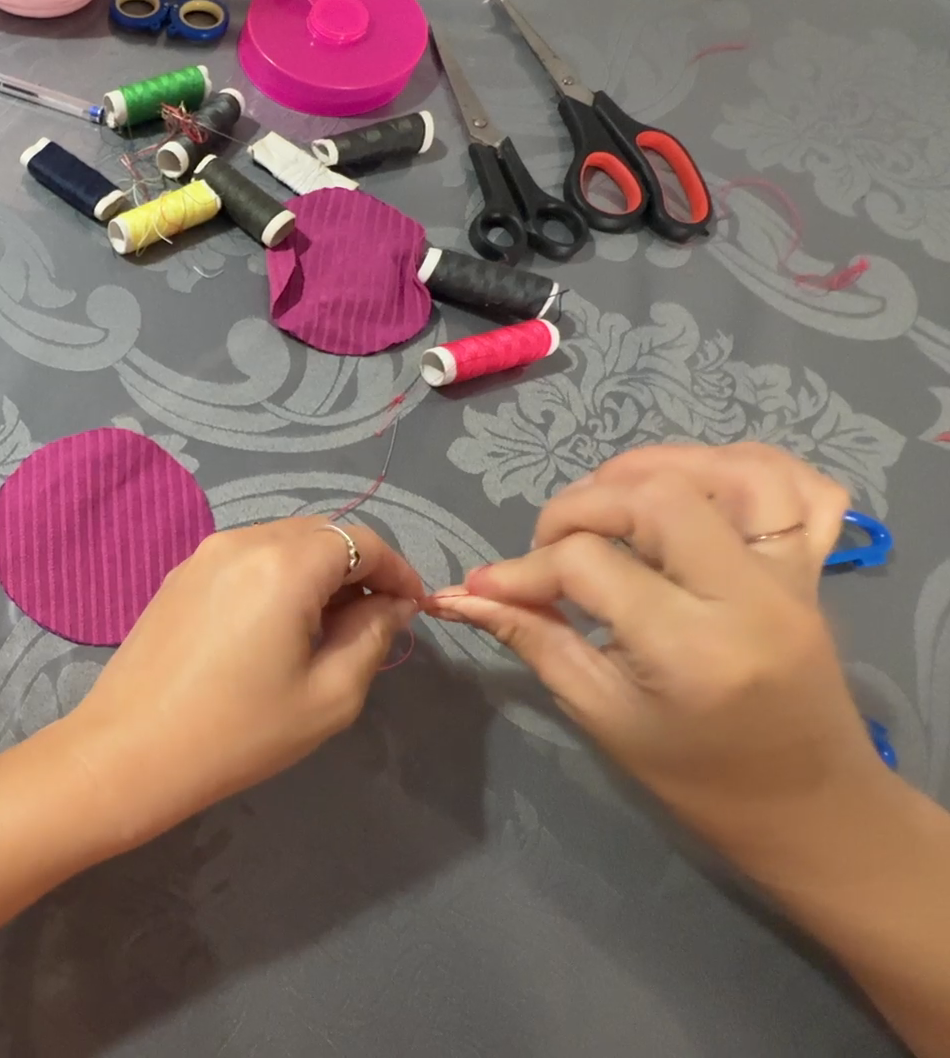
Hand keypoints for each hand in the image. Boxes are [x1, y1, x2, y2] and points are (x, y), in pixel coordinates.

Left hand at [62, 517, 423, 846]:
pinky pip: (240, 560)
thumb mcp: (328, 693)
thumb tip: (390, 602)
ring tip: (325, 625)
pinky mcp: (176, 577)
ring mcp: (199, 557)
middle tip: (372, 618)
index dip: (396, 569)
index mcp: (282, 564)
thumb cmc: (239, 730)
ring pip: (276, 543)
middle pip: (316, 534)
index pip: (359, 541)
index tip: (411, 607)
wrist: (132, 748)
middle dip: (354, 566)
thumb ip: (371, 635)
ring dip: (312, 571)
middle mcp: (238, 542)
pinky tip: (274, 624)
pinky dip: (272, 577)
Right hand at [426, 443, 883, 844]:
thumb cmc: (689, 770)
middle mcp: (752, 597)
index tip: (483, 589)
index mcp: (691, 646)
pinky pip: (806, 487)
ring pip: (734, 472)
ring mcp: (795, 577)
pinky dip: (742, 468)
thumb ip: (528, 635)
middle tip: (547, 545)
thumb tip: (457, 596)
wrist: (807, 804)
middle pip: (656, 498)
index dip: (520, 569)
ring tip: (606, 499)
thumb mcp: (593, 707)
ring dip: (653, 468)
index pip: (586, 563)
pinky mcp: (814, 570)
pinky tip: (688, 486)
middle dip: (577, 507)